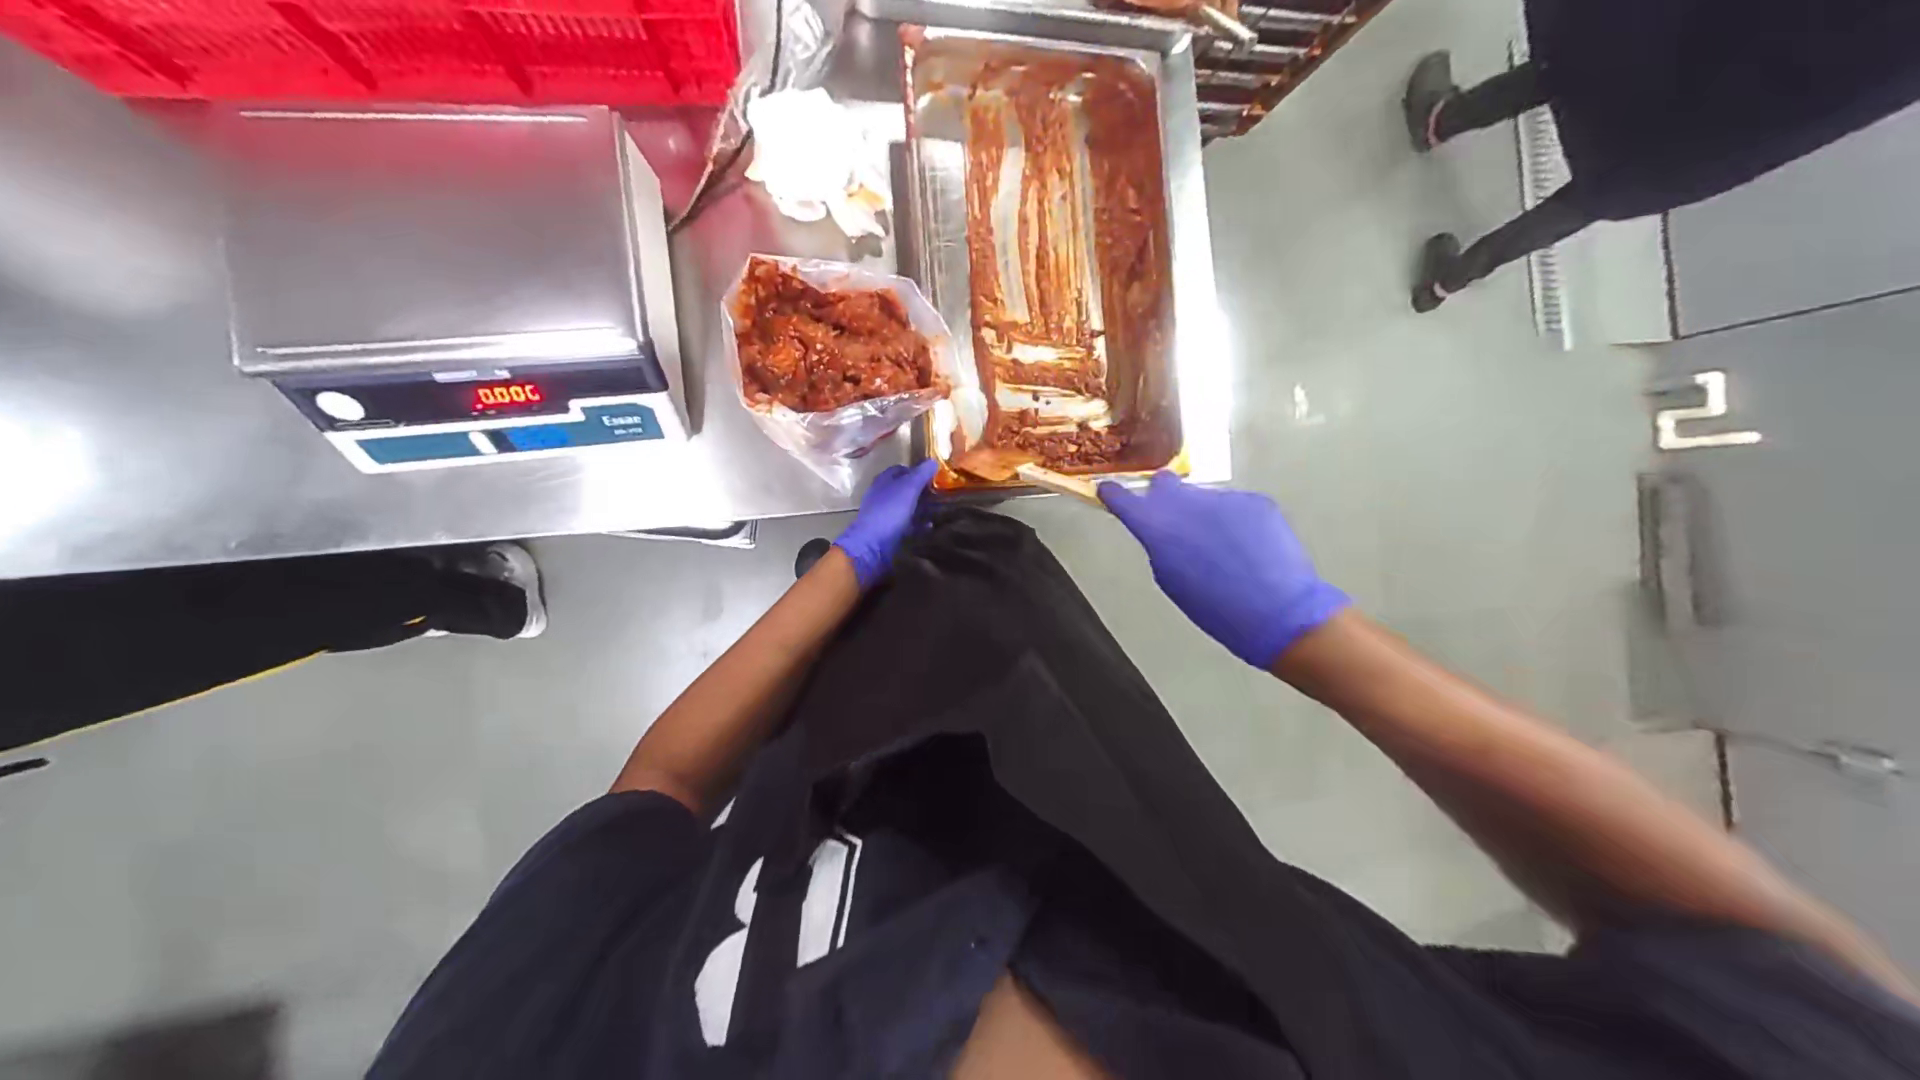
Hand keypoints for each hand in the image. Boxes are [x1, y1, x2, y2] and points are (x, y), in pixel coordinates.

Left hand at [835, 459, 938, 587]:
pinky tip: (930, 527)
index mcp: (884, 481)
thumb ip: (920, 474)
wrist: (872, 546)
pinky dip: (918, 524)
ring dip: (921, 508)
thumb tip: (932, 461)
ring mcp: (885, 515)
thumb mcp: (908, 489)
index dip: (916, 470)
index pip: (900, 470)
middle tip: (939, 492)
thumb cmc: (889, 512)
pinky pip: (907, 525)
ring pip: (906, 507)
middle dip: (921, 490)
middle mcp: (882, 496)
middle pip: (904, 489)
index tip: (933, 475)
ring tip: (939, 509)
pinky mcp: (889, 532)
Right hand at [1100, 472, 1348, 667]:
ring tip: (1220, 546)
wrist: (1279, 611)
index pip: (1124, 499)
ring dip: (1202, 513)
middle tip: (1172, 519)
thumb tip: (1163, 529)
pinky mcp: (1255, 500)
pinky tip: (1245, 546)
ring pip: (1202, 498)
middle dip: (1162, 496)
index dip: (1114, 495)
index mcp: (1158, 527)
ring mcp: (1223, 498)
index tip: (1109, 491)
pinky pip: (1233, 505)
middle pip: (1164, 484)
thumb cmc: (1215, 608)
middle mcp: (1187, 502)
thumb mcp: (1171, 579)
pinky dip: (1233, 520)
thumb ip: (1160, 545)